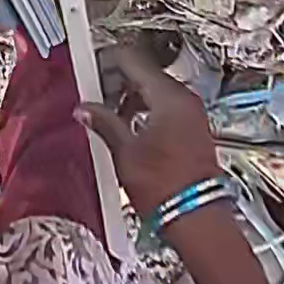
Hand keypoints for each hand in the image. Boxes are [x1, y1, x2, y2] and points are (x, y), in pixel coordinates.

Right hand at [75, 46, 223, 214]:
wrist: (198, 224)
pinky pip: (164, 104)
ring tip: (108, 112)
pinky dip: (144, 107)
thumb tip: (85, 110)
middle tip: (94, 93)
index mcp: (168, 97)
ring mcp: (191, 114)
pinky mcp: (193, 128)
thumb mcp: (125, 152)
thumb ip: (103, 122)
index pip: (131, 60)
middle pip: (143, 72)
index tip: (89, 68)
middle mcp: (184, 99)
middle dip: (116, 80)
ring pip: (153, 88)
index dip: (106, 61)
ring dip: (129, 95)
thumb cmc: (166, 189)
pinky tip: (128, 125)